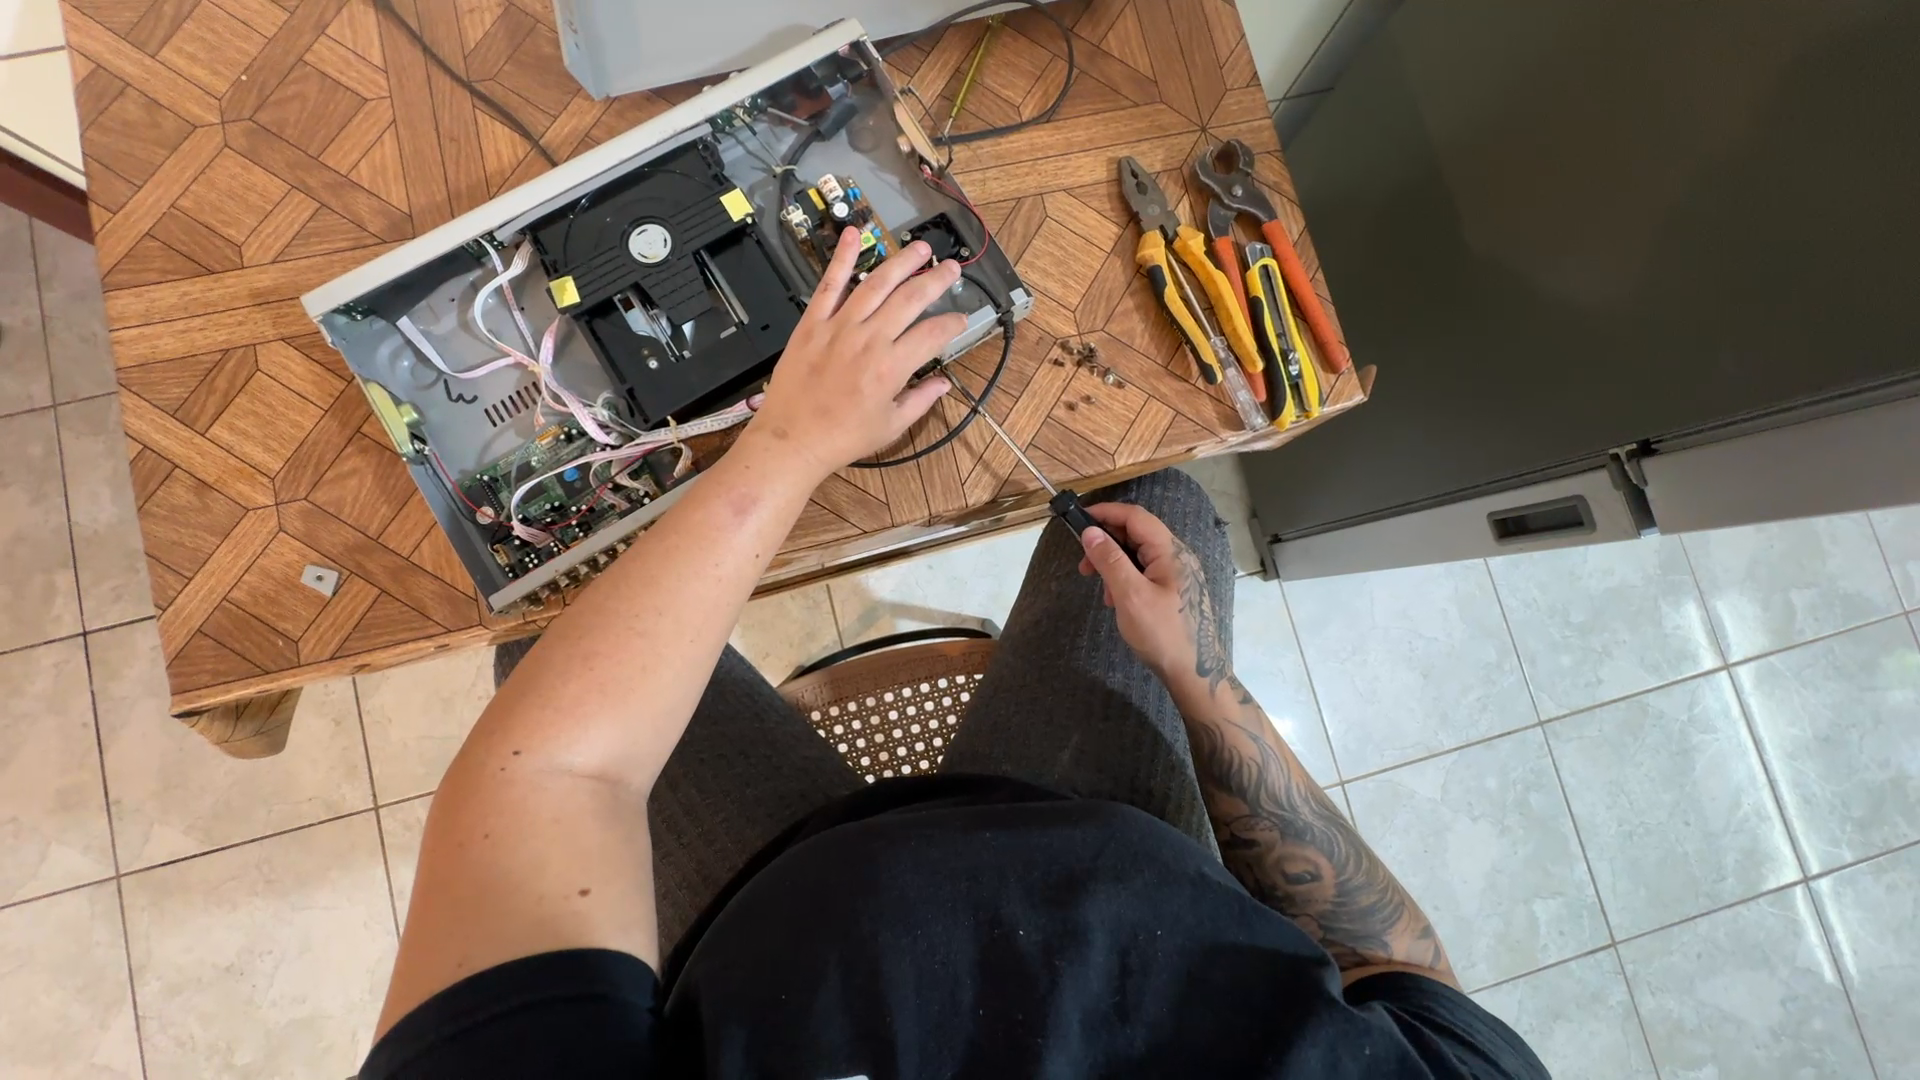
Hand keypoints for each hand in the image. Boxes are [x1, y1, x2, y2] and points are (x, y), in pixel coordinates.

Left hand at [744, 230, 969, 482]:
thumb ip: (920, 401)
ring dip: (902, 262)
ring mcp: (839, 327)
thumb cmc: (842, 438)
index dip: (952, 324)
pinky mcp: (812, 323)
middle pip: (911, 299)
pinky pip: (830, 284)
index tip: (962, 319)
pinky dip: (842, 258)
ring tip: (921, 249)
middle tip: (952, 269)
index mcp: (892, 367)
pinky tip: (854, 234)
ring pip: (877, 283)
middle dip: (936, 280)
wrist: (794, 440)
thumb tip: (943, 385)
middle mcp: (869, 339)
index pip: (933, 334)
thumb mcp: (891, 426)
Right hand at [1075, 502, 1231, 691]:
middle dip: (1107, 542)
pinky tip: (1115, 600)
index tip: (1079, 519)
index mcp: (1171, 551)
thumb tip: (1090, 532)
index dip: (1107, 512)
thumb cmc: (1162, 633)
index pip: (1136, 516)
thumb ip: (1110, 560)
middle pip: (1137, 534)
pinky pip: (1145, 572)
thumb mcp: (1130, 595)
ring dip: (1114, 564)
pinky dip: (1125, 578)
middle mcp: (1177, 557)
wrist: (1194, 673)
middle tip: (1083, 564)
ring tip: (1099, 588)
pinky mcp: (1174, 591)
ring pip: (1139, 555)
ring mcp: (1178, 574)